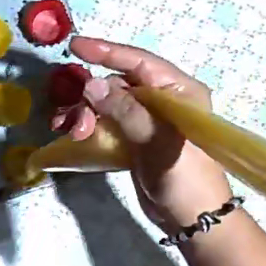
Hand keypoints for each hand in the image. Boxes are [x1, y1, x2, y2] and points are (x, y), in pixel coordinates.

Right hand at [57, 37, 233, 230]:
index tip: (74, 46)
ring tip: (71, 132)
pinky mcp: (135, 138)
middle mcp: (163, 100)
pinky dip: (88, 124)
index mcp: (178, 91)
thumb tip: (90, 84)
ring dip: (84, 113)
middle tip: (73, 122)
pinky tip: (72, 134)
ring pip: (106, 103)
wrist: (193, 220)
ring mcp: (148, 120)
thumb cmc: (184, 178)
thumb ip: (124, 110)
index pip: (138, 61)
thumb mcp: (156, 141)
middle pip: (117, 83)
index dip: (106, 51)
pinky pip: (106, 121)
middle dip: (89, 96)